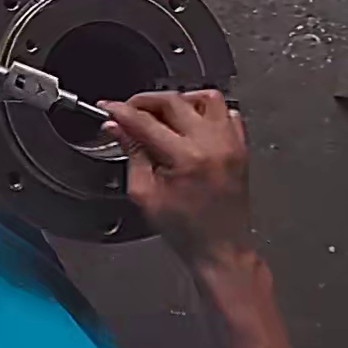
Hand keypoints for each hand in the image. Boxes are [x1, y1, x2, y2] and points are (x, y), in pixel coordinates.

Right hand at [100, 90, 253, 267]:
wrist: (222, 250)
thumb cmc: (184, 229)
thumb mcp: (144, 193)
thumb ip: (131, 153)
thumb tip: (116, 126)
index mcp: (186, 158)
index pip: (145, 121)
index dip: (121, 111)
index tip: (107, 108)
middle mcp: (212, 145)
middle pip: (173, 100)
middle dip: (144, 101)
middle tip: (129, 110)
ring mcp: (230, 144)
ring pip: (205, 97)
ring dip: (179, 100)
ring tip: (162, 113)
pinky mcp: (240, 148)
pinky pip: (227, 113)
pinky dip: (207, 111)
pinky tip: (191, 123)